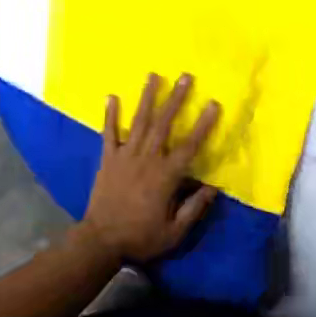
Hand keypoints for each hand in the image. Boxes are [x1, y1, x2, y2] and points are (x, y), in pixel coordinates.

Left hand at [74, 73, 220, 263]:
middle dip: (175, 99)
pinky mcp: (108, 159)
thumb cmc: (141, 238)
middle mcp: (146, 159)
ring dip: (147, 97)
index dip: (203, 125)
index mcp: (165, 176)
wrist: (101, 240)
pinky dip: (110, 114)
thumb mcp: (175, 232)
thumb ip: (194, 208)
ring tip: (153, 75)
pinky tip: (111, 96)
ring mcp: (125, 156)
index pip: (189, 146)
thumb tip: (214, 187)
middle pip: (163, 124)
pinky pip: (109, 133)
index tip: (213, 104)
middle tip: (185, 77)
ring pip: (139, 121)